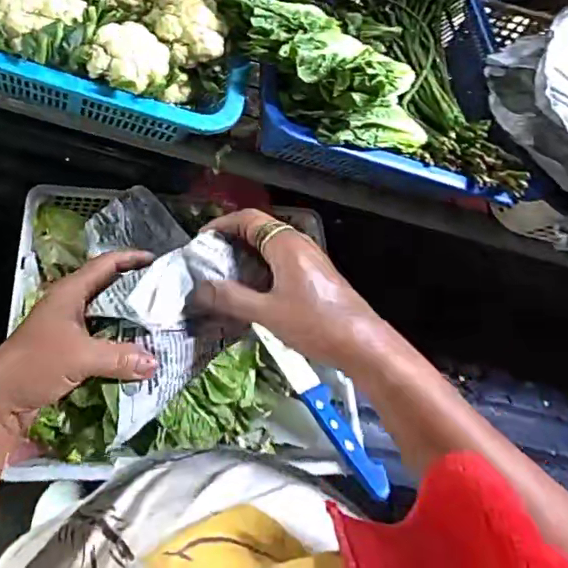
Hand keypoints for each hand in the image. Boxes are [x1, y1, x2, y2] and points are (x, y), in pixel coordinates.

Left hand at [0, 250, 159, 438]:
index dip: (129, 259)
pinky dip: (119, 345)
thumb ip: (118, 356)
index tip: (157, 260)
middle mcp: (69, 304)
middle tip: (166, 297)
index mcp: (69, 292)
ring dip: (129, 322)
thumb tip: (155, 360)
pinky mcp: (68, 350)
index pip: (104, 265)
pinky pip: (100, 341)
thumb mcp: (80, 356)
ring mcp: (67, 327)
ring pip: (105, 317)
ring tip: (160, 326)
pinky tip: (138, 356)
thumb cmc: (36, 363)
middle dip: (135, 291)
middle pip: (107, 290)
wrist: (2, 397)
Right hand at [189, 209, 389, 370]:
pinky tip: (255, 288)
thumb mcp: (268, 313)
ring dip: (247, 253)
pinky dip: (262, 265)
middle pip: (259, 228)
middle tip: (211, 256)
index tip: (202, 239)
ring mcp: (311, 260)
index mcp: (285, 244)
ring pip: (271, 245)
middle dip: (232, 238)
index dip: (221, 224)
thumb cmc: (317, 325)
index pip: (247, 218)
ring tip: (227, 272)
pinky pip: (282, 259)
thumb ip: (231, 298)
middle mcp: (299, 244)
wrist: (368, 349)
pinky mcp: (317, 277)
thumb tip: (200, 289)